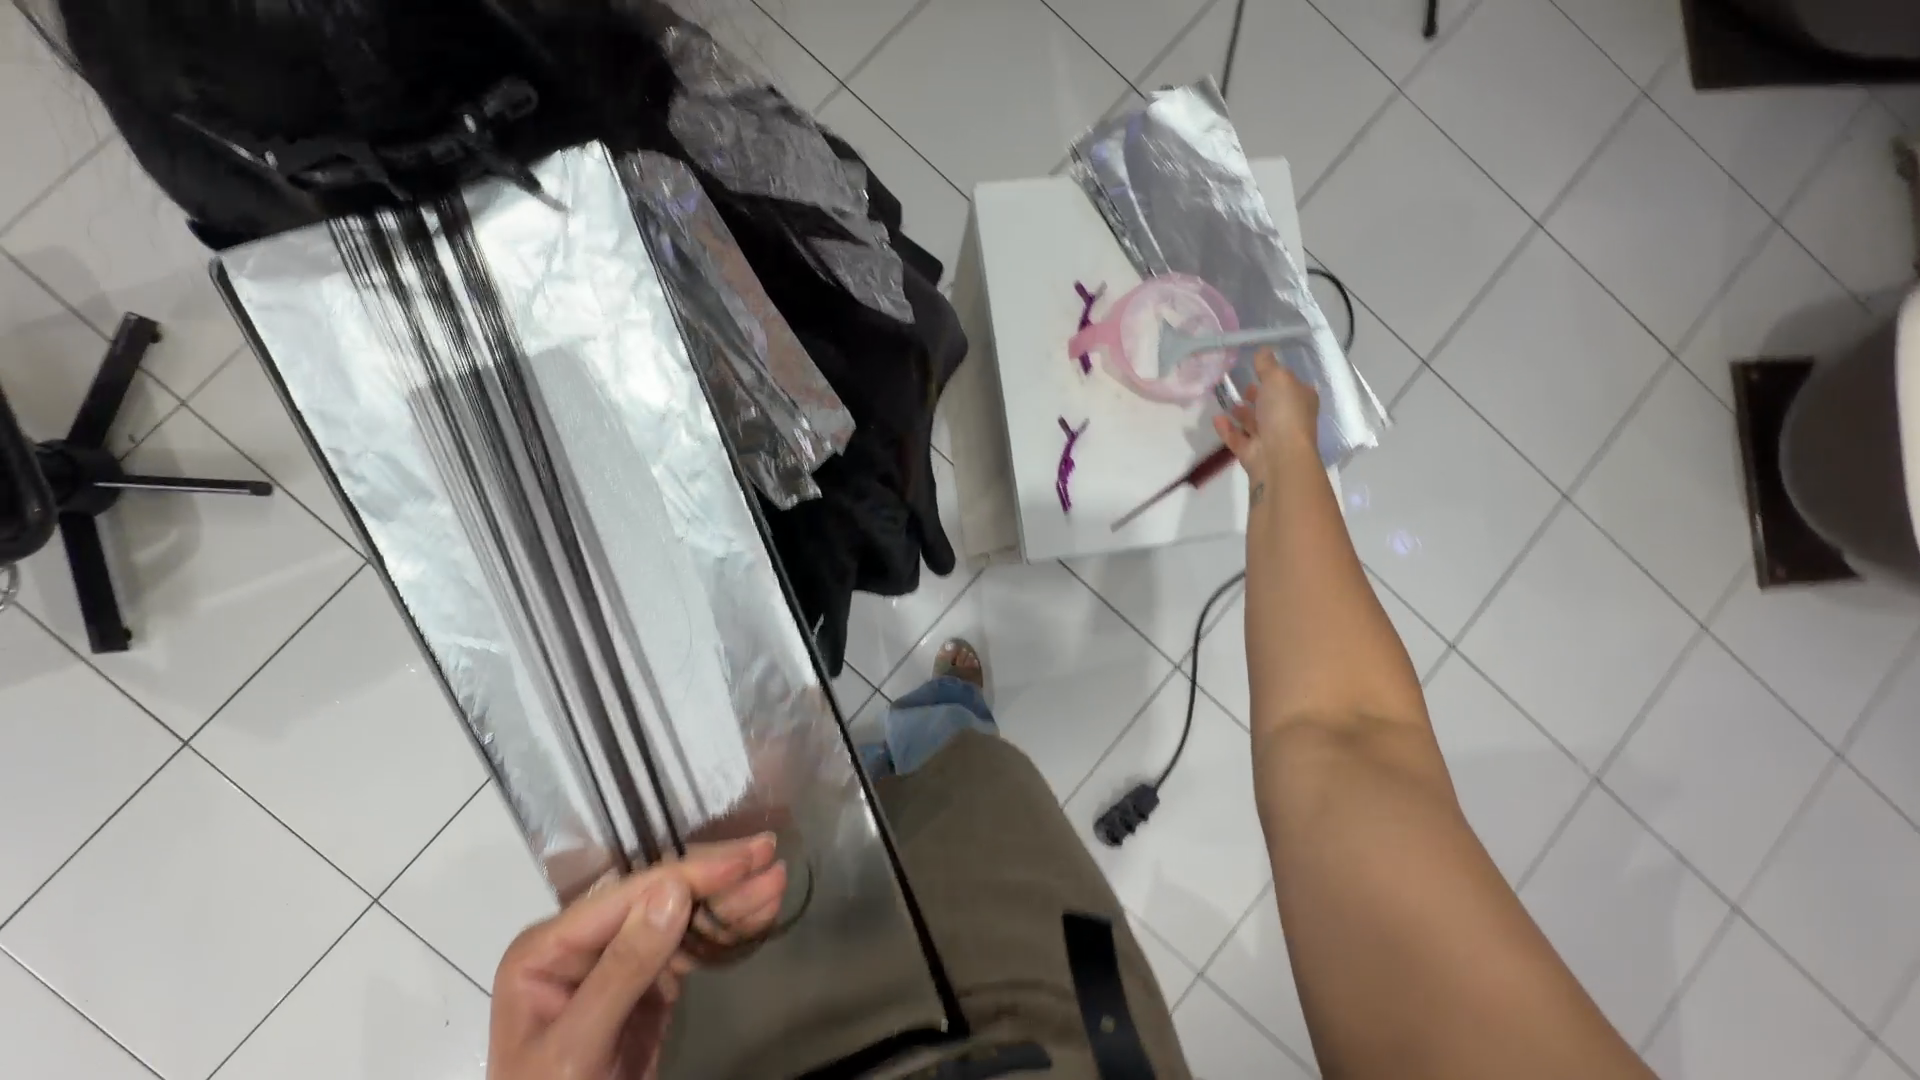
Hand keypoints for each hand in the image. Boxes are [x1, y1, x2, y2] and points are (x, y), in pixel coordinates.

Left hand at [489, 835, 787, 1079]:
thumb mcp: (579, 1046)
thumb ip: (623, 968)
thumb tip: (674, 890)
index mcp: (550, 947)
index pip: (630, 895)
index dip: (692, 874)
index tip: (745, 859)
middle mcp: (584, 943)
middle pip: (659, 897)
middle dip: (719, 879)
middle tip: (769, 853)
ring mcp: (616, 962)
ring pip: (682, 919)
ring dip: (731, 901)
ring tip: (777, 883)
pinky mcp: (646, 986)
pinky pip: (689, 949)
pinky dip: (725, 933)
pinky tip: (757, 916)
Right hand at [1212, 348, 1319, 489]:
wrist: (1279, 456)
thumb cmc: (1284, 412)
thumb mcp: (1278, 379)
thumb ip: (1267, 364)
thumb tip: (1263, 351)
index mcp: (1301, 400)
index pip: (1291, 386)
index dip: (1277, 377)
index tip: (1260, 369)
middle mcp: (1289, 419)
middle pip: (1272, 405)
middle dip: (1259, 396)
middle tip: (1243, 385)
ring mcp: (1271, 438)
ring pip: (1255, 423)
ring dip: (1242, 413)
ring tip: (1227, 400)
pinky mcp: (1253, 454)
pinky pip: (1238, 438)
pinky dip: (1228, 428)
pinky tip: (1216, 418)